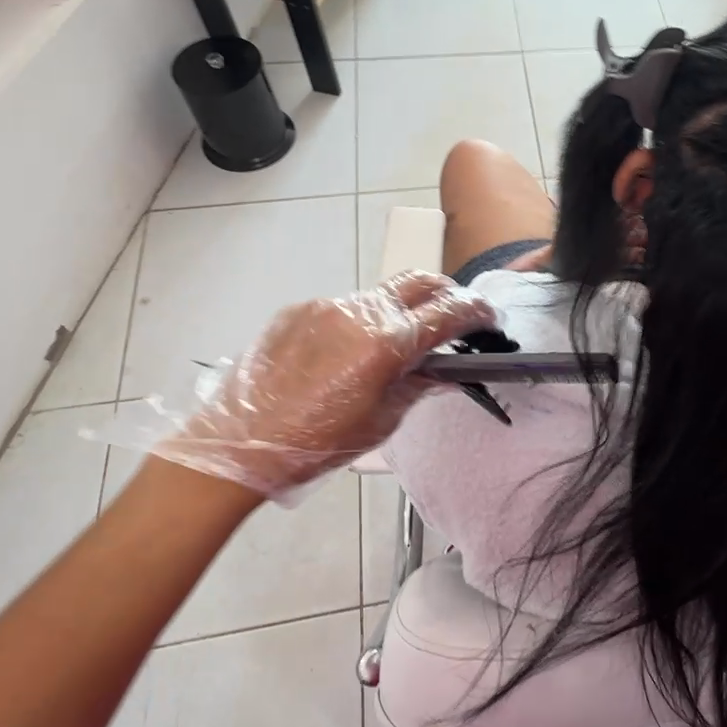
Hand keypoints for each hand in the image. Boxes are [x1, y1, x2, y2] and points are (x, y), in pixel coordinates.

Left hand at [151, 272, 495, 497]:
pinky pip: (343, 308)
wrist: (235, 445)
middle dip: (446, 294)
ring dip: (400, 313)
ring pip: (380, 296)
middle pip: (420, 281)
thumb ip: (419, 385)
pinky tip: (344, 358)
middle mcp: (360, 310)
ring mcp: (326, 305)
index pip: (449, 310)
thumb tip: (445, 370)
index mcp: (386, 342)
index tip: (490, 320)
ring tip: (392, 350)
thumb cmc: (317, 443)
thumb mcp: (382, 421)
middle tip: (456, 319)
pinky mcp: (298, 309)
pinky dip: (359, 324)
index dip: (478, 311)